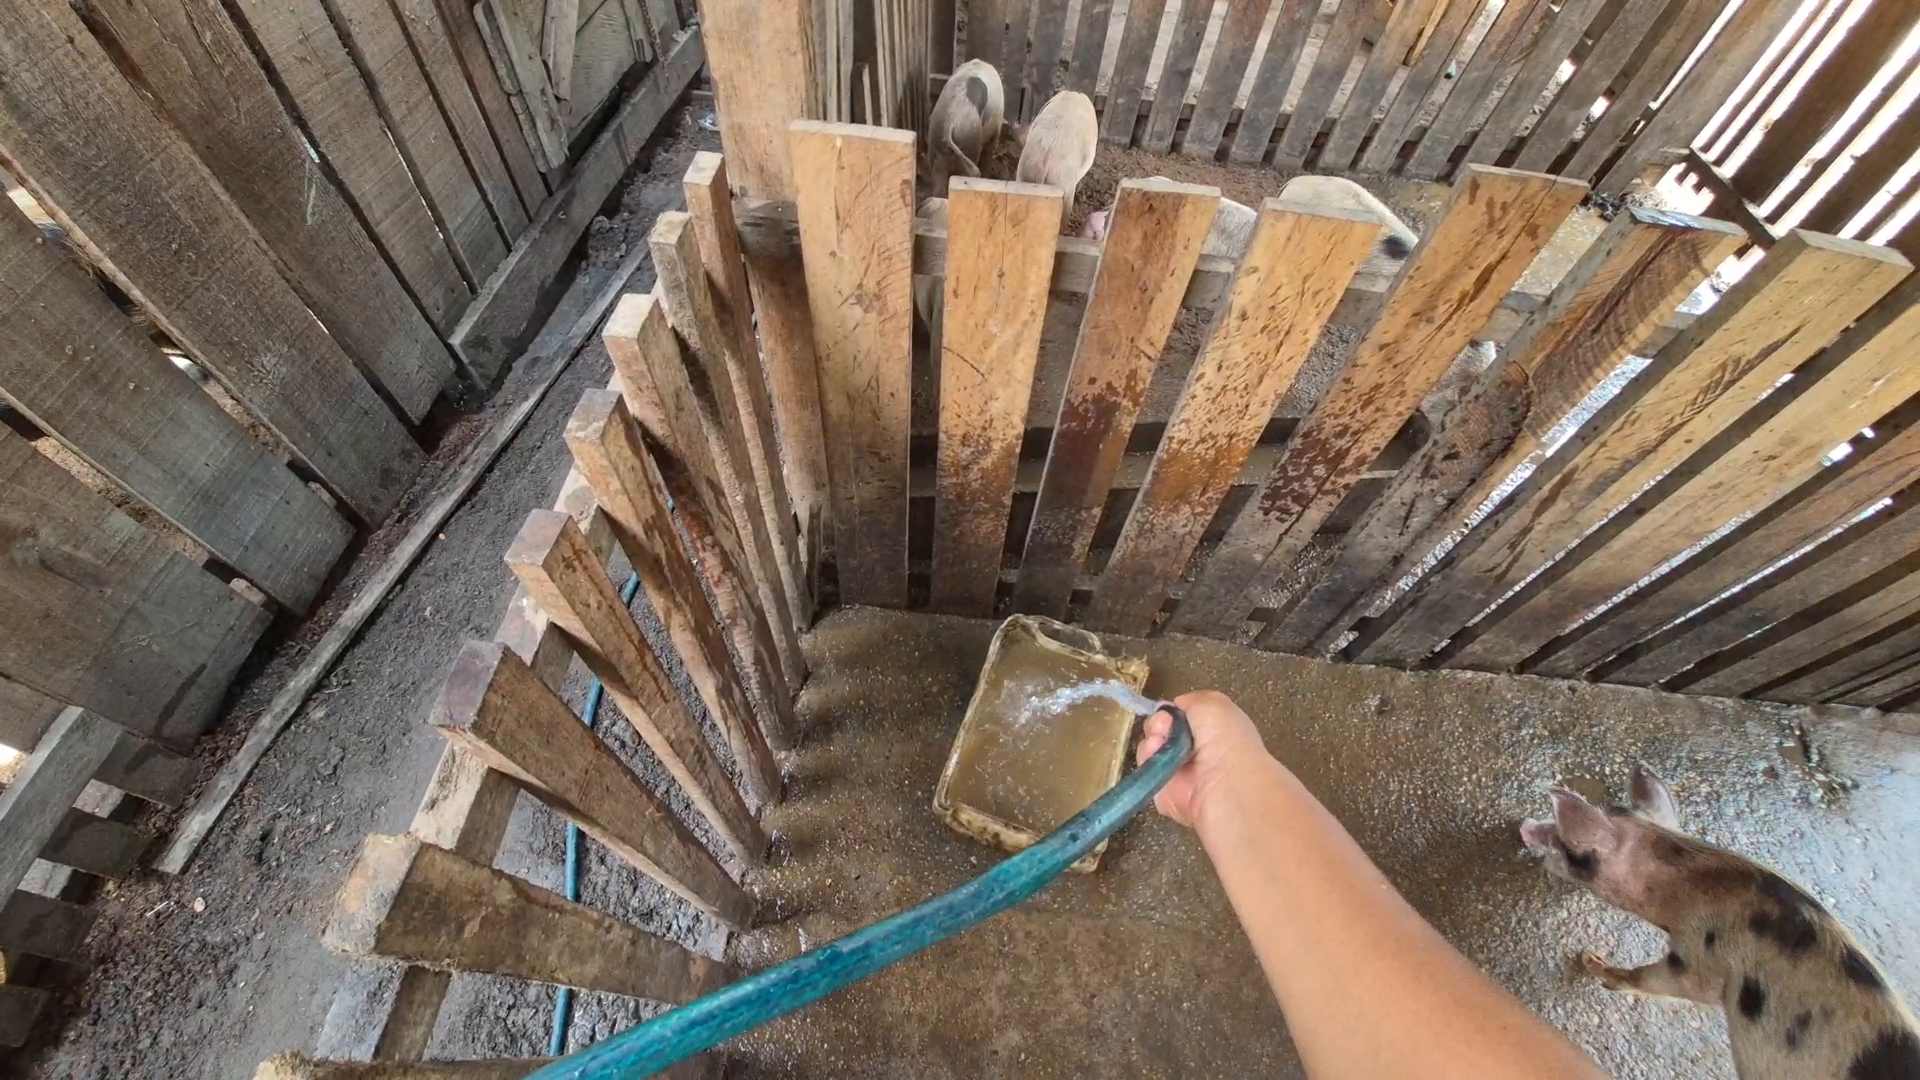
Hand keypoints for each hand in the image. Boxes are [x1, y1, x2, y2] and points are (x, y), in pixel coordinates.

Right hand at [1135, 690, 1269, 827]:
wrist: (1224, 783)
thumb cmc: (1225, 741)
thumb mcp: (1214, 703)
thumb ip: (1191, 700)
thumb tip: (1174, 709)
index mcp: (1211, 732)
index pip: (1180, 717)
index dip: (1171, 711)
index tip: (1170, 711)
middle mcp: (1195, 752)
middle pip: (1161, 729)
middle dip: (1158, 722)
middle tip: (1165, 726)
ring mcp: (1178, 772)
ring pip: (1150, 747)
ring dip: (1152, 739)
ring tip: (1160, 742)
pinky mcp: (1163, 791)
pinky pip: (1146, 769)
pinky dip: (1148, 760)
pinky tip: (1158, 759)